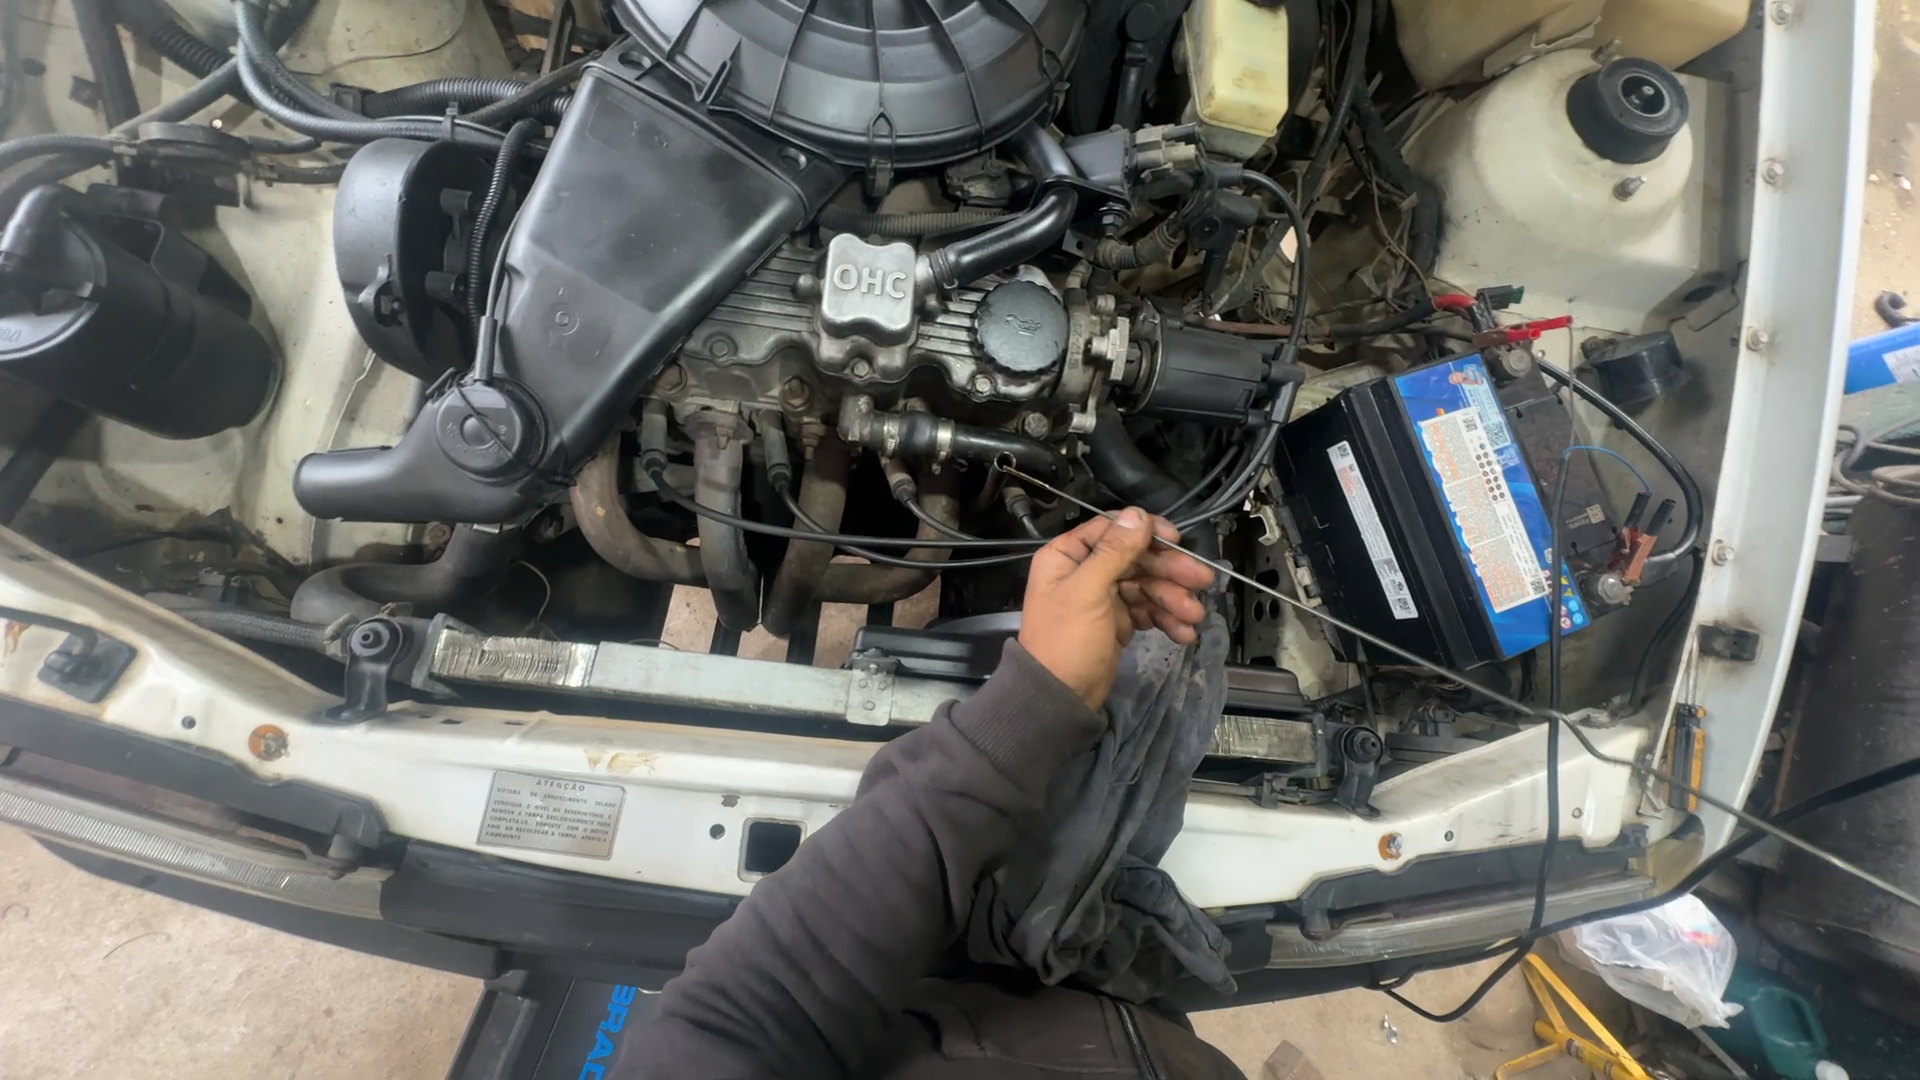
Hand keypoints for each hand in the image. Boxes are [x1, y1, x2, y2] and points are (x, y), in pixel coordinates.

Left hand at [1017, 508, 1215, 708]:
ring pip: (1146, 586)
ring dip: (1173, 599)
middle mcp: (1084, 571)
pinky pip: (1147, 610)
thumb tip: (1137, 514)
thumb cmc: (1065, 641)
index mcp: (1068, 556)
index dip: (1147, 533)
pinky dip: (1166, 619)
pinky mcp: (1117, 621)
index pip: (1113, 530)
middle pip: (1136, 558)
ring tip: (1194, 616)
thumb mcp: (1087, 591)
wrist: (1059, 697)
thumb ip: (1113, 552)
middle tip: (1203, 581)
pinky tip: (1183, 632)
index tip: (1178, 541)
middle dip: (1170, 571)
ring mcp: (1102, 597)